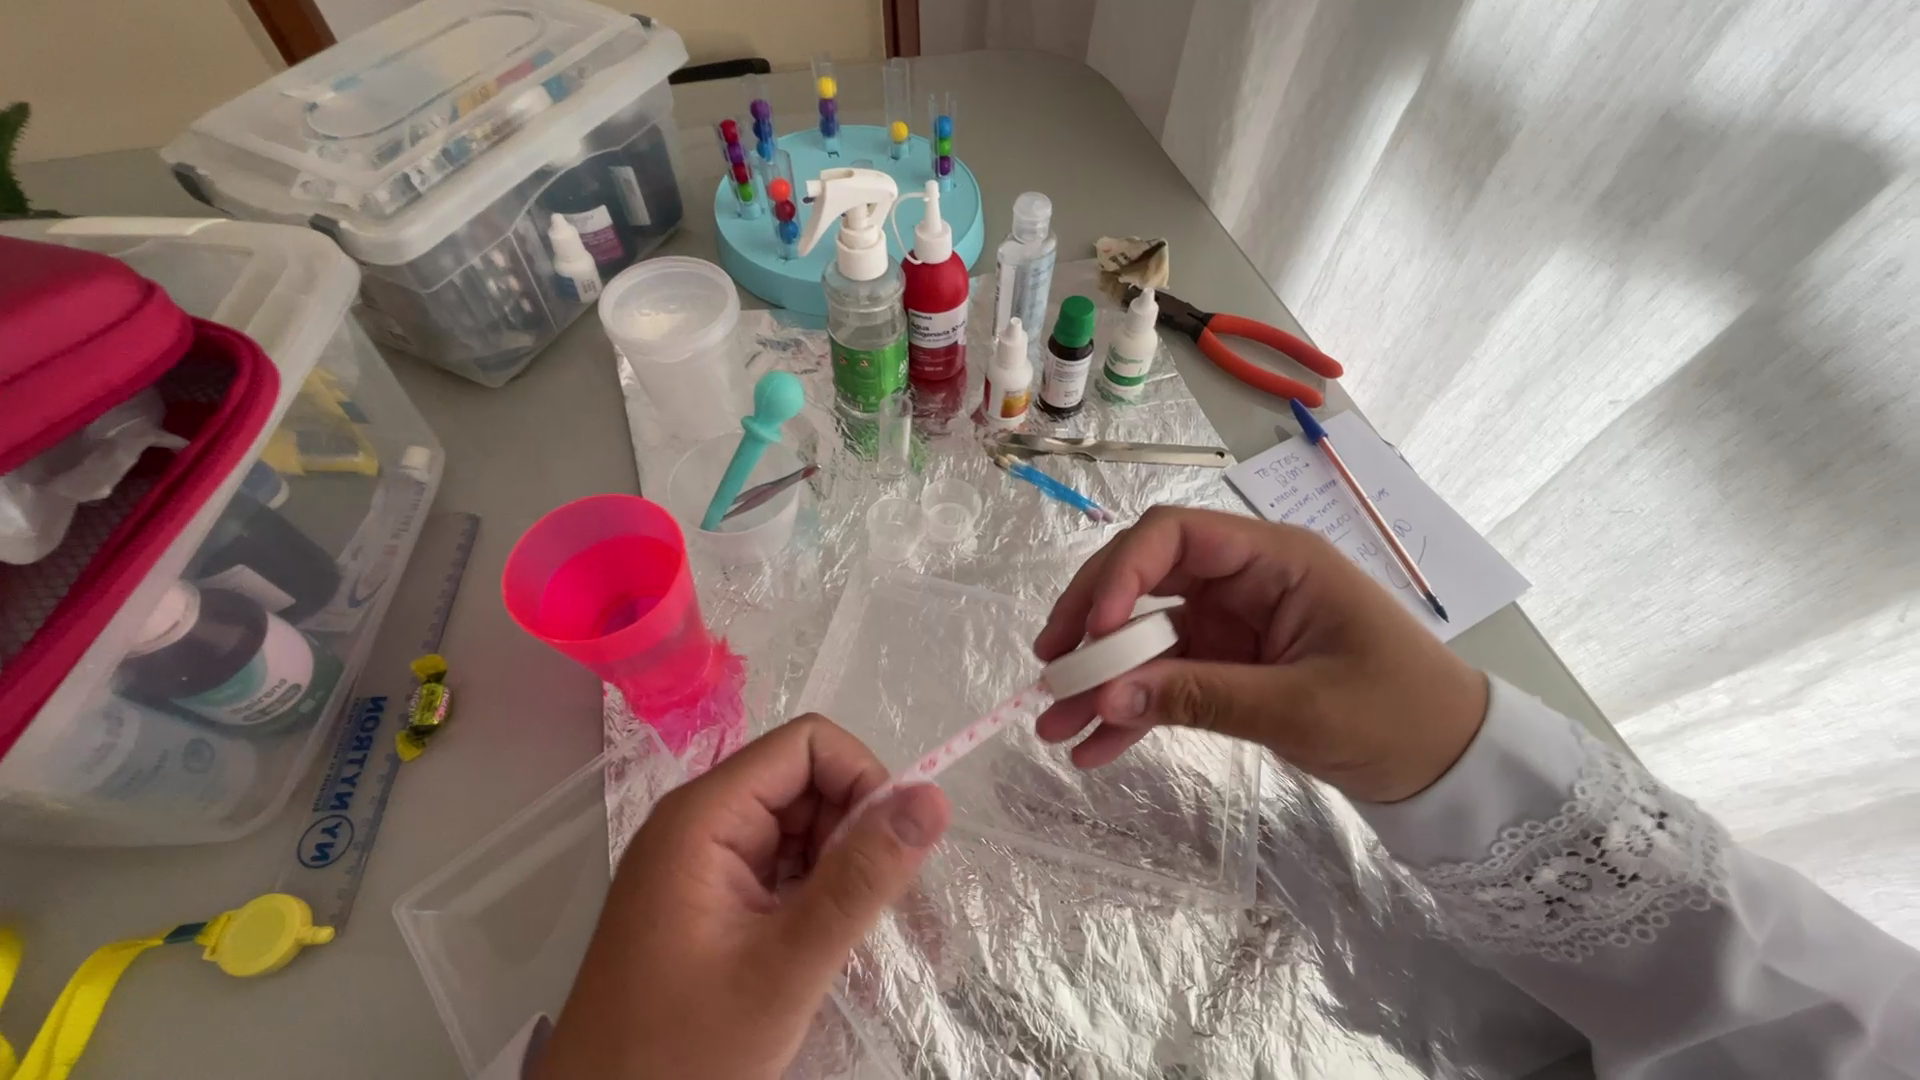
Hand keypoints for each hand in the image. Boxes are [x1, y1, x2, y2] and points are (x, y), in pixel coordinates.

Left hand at [533, 715, 950, 1078]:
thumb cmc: (682, 1054)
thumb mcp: (786, 967)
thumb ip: (861, 879)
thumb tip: (933, 798)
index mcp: (705, 814)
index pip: (808, 744)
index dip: (861, 780)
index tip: (890, 851)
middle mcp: (703, 821)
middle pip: (808, 783)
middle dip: (856, 834)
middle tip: (877, 911)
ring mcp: (705, 860)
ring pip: (802, 828)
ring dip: (844, 871)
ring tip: (858, 939)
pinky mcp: (712, 897)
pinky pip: (783, 868)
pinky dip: (818, 897)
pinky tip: (828, 948)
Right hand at [1033, 506, 1487, 802]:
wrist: (1451, 768)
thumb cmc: (1399, 715)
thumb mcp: (1300, 706)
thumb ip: (1200, 696)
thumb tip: (1104, 697)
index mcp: (1272, 559)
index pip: (1173, 535)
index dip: (1122, 574)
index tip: (1092, 631)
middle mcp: (1241, 582)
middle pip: (1144, 580)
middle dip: (1092, 624)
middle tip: (1050, 666)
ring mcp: (1229, 626)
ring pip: (1145, 638)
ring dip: (1100, 678)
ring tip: (1055, 724)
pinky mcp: (1225, 667)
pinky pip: (1164, 679)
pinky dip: (1132, 710)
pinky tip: (1097, 747)